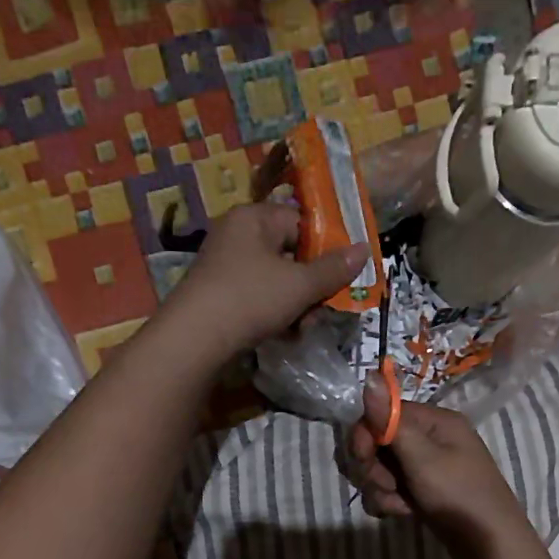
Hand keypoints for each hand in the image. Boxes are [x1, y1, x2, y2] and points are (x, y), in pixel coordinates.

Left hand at [150, 202, 368, 361]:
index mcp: (253, 218)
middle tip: (321, 310)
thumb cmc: (250, 300)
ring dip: (294, 305)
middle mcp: (235, 235)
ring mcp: (222, 267)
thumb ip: (333, 269)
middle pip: (287, 253)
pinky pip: (254, 298)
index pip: (300, 222)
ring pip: (273, 280)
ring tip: (303, 329)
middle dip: (309, 284)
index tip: (339, 276)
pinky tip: (282, 336)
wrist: (194, 340)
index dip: (324, 248)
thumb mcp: (299, 285)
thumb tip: (364, 249)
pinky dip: (271, 314)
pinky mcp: (216, 296)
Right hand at [344, 378, 529, 542]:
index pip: (383, 413)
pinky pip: (388, 488)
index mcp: (434, 421)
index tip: (362, 457)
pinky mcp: (418, 489)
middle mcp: (428, 438)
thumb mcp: (422, 458)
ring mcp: (422, 466)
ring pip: (379, 468)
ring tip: (397, 505)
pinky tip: (401, 513)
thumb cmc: (459, 494)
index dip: (366, 434)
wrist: (488, 544)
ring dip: (379, 488)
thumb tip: (370, 376)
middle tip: (387, 486)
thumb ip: (391, 422)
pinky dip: (388, 501)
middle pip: (377, 442)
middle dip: (373, 467)